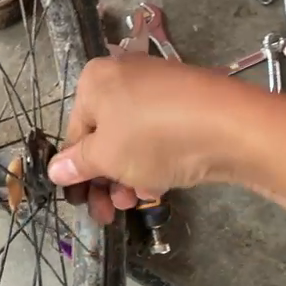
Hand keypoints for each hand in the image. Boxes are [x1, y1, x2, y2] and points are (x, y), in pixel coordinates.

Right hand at [46, 55, 264, 222]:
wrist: (231, 125)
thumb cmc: (154, 138)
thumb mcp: (107, 158)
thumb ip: (78, 165)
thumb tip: (55, 169)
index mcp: (94, 80)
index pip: (75, 131)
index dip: (78, 170)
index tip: (84, 202)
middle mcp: (122, 75)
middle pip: (104, 134)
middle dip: (106, 177)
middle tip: (111, 211)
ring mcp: (157, 85)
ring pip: (132, 136)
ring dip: (130, 173)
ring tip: (140, 199)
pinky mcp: (187, 99)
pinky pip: (159, 131)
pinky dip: (155, 157)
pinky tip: (162, 182)